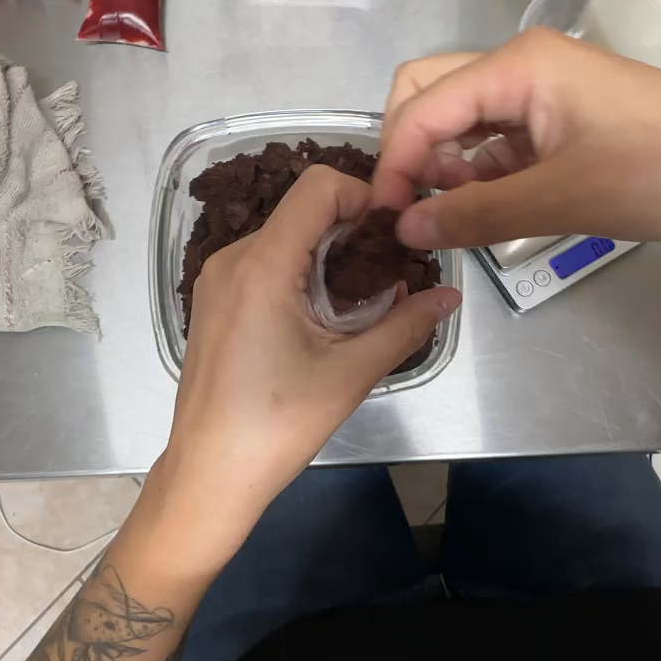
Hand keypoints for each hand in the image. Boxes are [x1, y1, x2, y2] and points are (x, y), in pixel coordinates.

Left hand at [162, 165, 461, 533]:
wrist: (209, 473)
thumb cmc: (277, 425)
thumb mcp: (351, 373)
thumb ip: (405, 325)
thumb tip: (450, 297)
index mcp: (262, 265)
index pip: (319, 186)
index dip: (364, 198)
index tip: (391, 239)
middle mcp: (231, 259)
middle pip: (302, 213)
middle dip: (351, 237)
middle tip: (385, 283)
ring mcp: (215, 281)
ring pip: (283, 240)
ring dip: (326, 261)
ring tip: (355, 311)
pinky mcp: (212, 303)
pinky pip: (263, 267)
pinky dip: (298, 278)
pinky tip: (318, 324)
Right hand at [374, 28, 660, 249]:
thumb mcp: (560, 199)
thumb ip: (474, 215)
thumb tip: (405, 232)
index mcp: (517, 66)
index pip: (422, 108)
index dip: (395, 163)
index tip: (388, 221)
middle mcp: (519, 68)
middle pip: (428, 97)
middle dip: (409, 153)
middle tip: (412, 210)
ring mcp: (538, 95)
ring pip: (457, 123)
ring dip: (441, 168)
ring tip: (452, 218)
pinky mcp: (554, 123)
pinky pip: (490, 144)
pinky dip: (474, 176)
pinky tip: (483, 210)